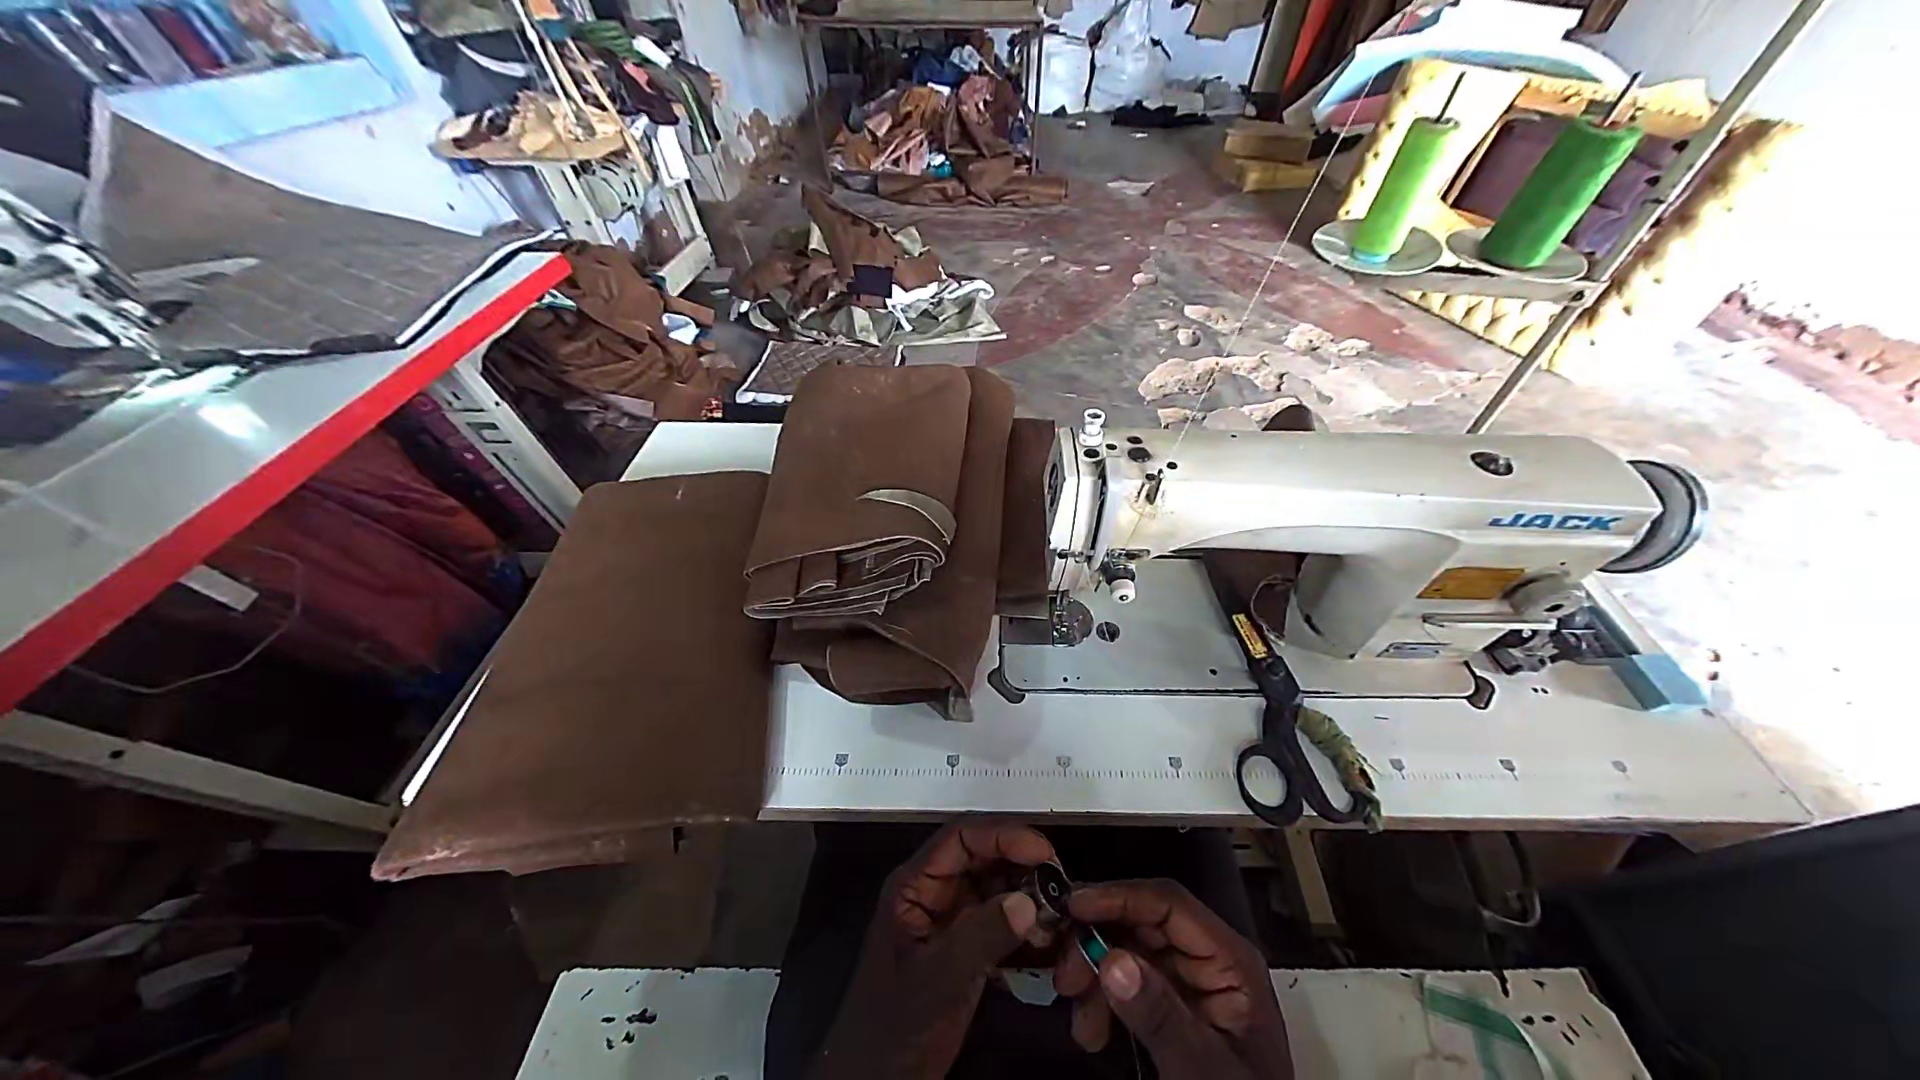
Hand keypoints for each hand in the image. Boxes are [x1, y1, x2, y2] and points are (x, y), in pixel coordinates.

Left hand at [808, 821, 1056, 1079]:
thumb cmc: (894, 1026)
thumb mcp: (937, 979)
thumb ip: (981, 937)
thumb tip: (1028, 901)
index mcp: (915, 886)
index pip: (960, 838)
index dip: (1002, 835)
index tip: (1043, 852)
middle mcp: (934, 893)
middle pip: (983, 858)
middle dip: (1022, 866)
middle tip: (1061, 886)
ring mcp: (951, 920)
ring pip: (996, 888)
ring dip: (1027, 897)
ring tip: (1058, 919)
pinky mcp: (965, 948)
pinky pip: (1000, 921)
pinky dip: (1024, 926)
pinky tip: (1047, 942)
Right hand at [1054, 879, 1292, 1078]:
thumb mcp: (1202, 1069)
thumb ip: (1160, 1016)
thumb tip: (1113, 961)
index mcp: (1229, 960)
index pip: (1168, 904)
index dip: (1118, 897)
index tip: (1074, 907)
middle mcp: (1206, 959)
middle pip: (1139, 923)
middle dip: (1096, 945)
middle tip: (1067, 977)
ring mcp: (1186, 980)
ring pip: (1125, 950)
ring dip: (1093, 978)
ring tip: (1083, 1023)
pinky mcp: (1169, 1003)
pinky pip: (1125, 981)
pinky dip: (1100, 1000)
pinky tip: (1092, 1031)